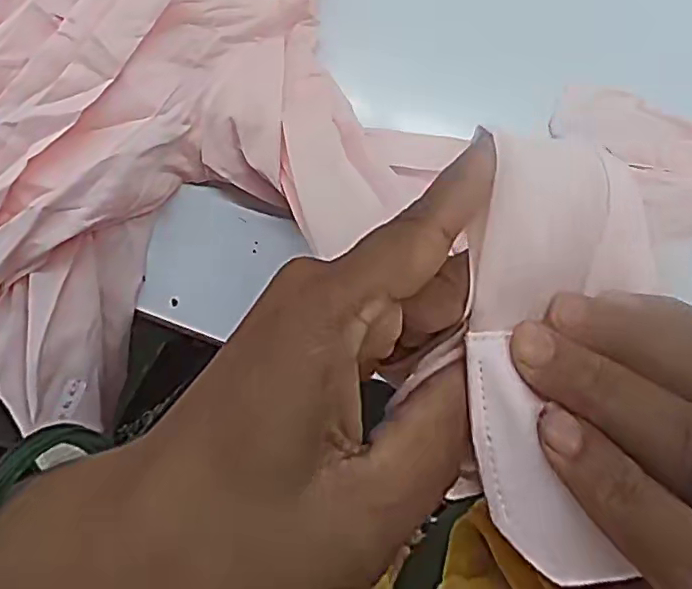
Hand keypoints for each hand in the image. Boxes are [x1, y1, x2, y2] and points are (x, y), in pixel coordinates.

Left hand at [0, 134, 494, 588]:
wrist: (138, 546)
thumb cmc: (235, 538)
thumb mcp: (362, 509)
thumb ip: (442, 431)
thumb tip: (491, 364)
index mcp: (330, 312)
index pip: (417, 235)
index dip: (464, 191)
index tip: (496, 144)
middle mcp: (322, 294)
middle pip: (427, 281)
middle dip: (487, 298)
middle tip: (553, 327)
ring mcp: (311, 314)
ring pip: (409, 311)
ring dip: (456, 337)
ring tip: (518, 364)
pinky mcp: (306, 338)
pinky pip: (384, 334)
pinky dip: (423, 358)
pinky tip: (457, 390)